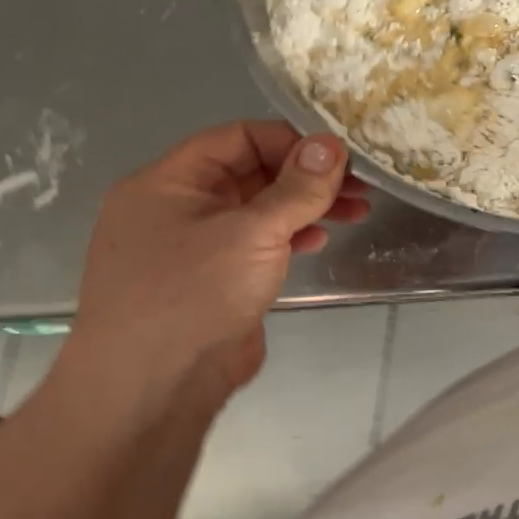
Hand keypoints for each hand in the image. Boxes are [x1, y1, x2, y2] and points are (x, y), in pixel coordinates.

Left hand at [71, 122, 368, 396]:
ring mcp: (193, 242)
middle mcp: (176, 207)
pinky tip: (321, 241)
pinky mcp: (214, 273)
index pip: (238, 137)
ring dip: (310, 204)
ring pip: (262, 205)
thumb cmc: (194, 293)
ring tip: (358, 213)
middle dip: (310, 176)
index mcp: (167, 184)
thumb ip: (299, 186)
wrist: (154, 381)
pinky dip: (294, 232)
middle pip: (253, 170)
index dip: (291, 141)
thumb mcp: (255, 231)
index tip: (343, 158)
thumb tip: (330, 143)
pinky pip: (259, 237)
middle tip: (363, 186)